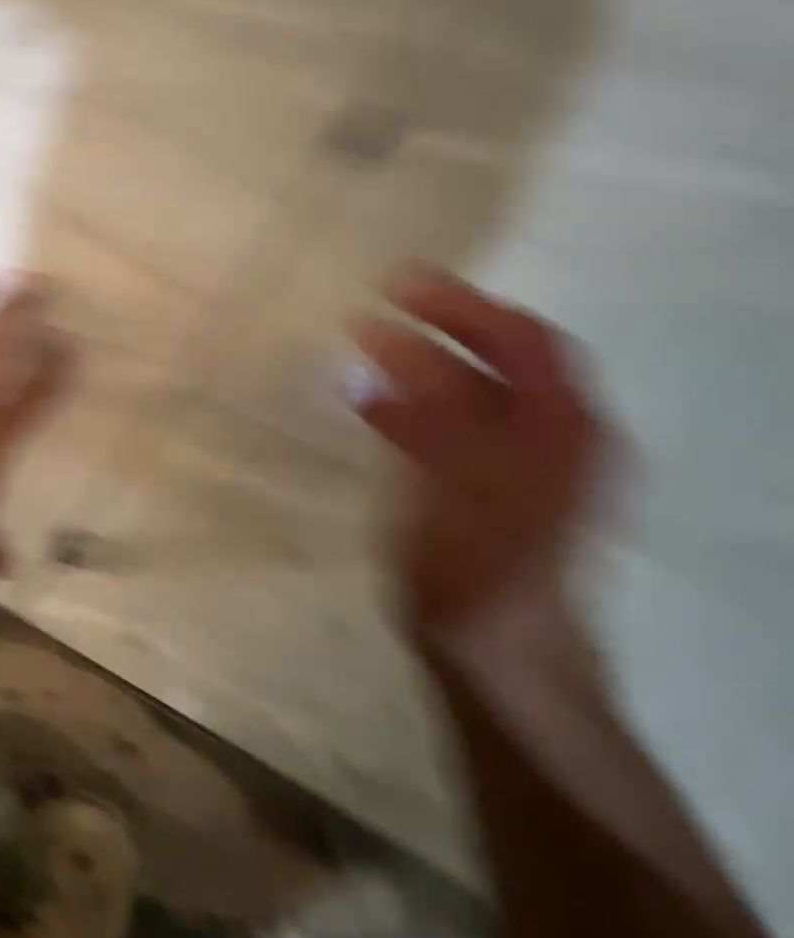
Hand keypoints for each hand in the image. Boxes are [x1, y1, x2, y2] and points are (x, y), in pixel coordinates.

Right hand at [350, 268, 615, 647]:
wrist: (505, 655)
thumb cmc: (482, 566)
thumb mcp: (458, 480)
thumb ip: (423, 412)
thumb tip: (372, 356)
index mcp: (565, 427)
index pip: (520, 338)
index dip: (461, 305)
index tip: (396, 282)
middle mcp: (561, 439)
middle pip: (506, 361)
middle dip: (446, 327)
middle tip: (381, 306)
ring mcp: (532, 472)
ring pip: (481, 396)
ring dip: (430, 366)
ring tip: (373, 350)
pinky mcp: (497, 498)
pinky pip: (461, 431)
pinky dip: (423, 408)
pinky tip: (383, 413)